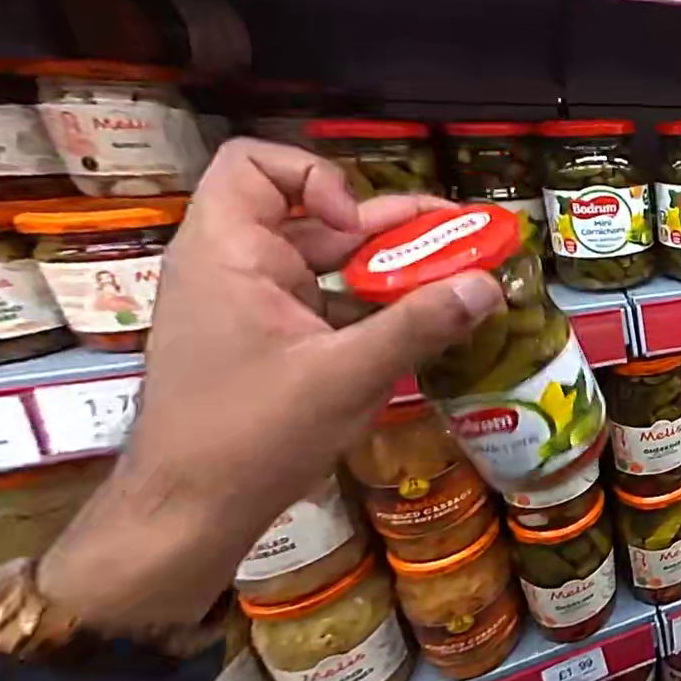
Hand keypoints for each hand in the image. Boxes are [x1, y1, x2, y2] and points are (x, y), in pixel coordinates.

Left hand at [38, 139, 504, 631]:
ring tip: (460, 273)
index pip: (255, 165)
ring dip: (396, 265)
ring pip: (332, 261)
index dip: (317, 177)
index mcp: (230, 254)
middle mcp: (240, 268)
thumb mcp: (348, 375)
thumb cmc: (252, 435)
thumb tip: (489, 285)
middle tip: (464, 236)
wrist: (191, 515)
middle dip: (395, 224)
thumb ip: (420, 325)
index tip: (360, 223)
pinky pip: (333, 301)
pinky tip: (425, 321)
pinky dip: (379, 303)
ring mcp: (259, 306)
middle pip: (319, 215)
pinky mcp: (277, 339)